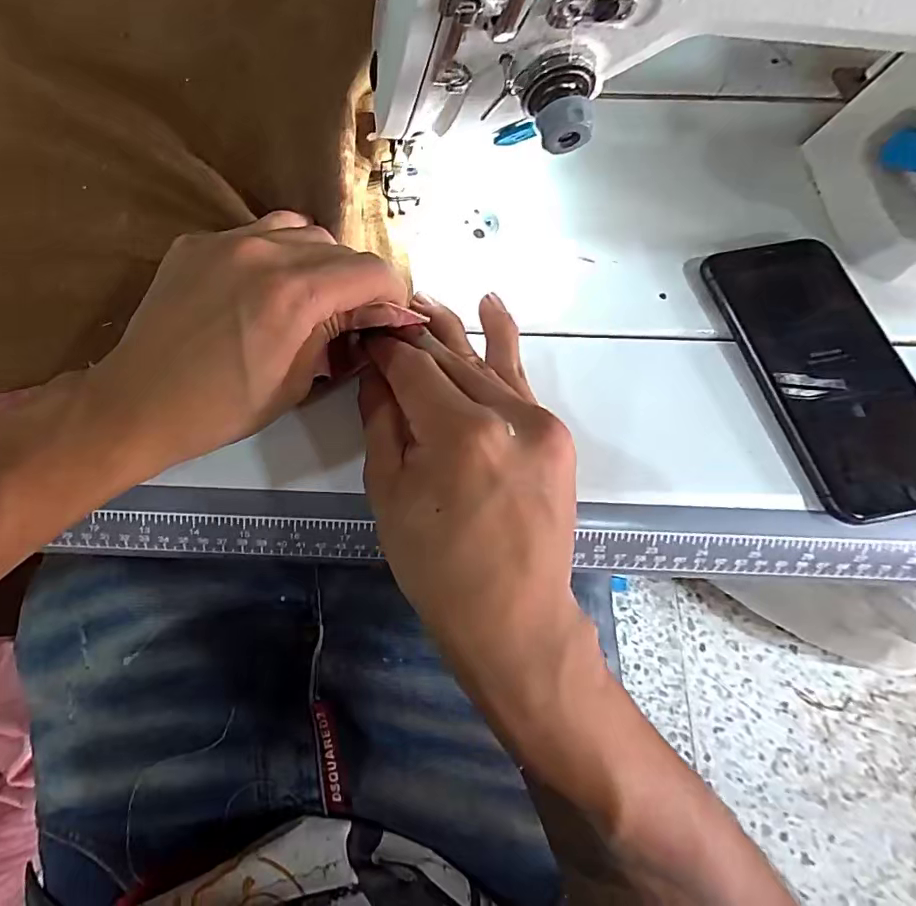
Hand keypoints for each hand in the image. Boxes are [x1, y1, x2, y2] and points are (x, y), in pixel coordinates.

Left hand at [87, 211, 412, 473]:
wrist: (138, 402)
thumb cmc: (219, 409)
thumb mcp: (294, 381)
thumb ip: (339, 334)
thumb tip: (376, 312)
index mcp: (293, 294)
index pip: (371, 270)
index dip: (391, 293)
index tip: (388, 314)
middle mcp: (263, 253)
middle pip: (337, 247)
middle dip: (353, 280)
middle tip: (344, 315)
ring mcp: (225, 242)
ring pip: (297, 230)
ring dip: (313, 259)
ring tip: (302, 295)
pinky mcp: (196, 244)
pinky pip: (252, 234)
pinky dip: (271, 255)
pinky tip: (257, 288)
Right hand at [358, 294, 584, 687]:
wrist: (512, 617)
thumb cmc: (435, 565)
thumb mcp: (388, 492)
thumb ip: (382, 421)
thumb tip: (374, 373)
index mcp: (458, 432)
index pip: (412, 368)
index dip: (383, 349)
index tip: (362, 334)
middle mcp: (505, 415)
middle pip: (448, 360)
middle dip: (411, 340)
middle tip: (381, 318)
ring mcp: (538, 421)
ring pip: (482, 363)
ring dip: (451, 331)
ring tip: (424, 299)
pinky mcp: (553, 434)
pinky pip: (520, 379)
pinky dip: (504, 341)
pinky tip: (491, 305)